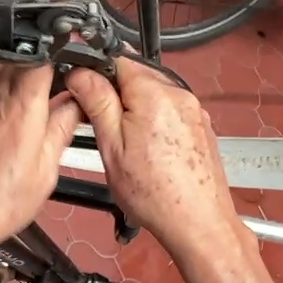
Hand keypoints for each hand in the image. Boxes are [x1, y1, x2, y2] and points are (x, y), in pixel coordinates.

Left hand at [0, 64, 82, 262]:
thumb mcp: (46, 170)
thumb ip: (63, 129)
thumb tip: (76, 106)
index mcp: (23, 104)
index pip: (46, 54)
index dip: (65, 56)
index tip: (78, 68)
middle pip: (28, 58)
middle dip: (48, 70)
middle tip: (66, 92)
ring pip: (9, 70)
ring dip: (28, 81)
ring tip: (43, 110)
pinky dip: (10, 95)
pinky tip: (20, 121)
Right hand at [65, 62, 246, 265]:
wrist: (197, 223)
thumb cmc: (156, 194)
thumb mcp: (111, 147)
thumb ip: (97, 102)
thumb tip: (81, 73)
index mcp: (154, 93)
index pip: (118, 59)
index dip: (95, 73)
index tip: (83, 92)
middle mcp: (179, 95)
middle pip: (136, 75)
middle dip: (116, 94)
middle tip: (103, 126)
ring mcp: (194, 110)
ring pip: (152, 94)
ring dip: (135, 109)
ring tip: (127, 146)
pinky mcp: (200, 125)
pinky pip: (169, 111)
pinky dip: (154, 123)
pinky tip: (147, 152)